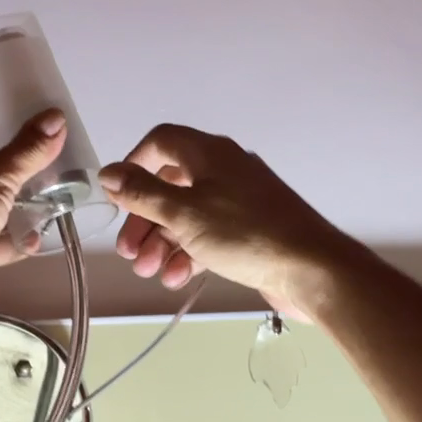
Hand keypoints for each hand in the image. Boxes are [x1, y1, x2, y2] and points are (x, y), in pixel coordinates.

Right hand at [99, 124, 361, 317]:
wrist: (312, 269)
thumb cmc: (244, 234)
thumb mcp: (183, 213)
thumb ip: (142, 193)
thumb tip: (108, 172)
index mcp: (209, 155)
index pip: (161, 142)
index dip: (134, 165)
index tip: (118, 196)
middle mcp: (224, 171)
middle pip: (170, 185)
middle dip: (144, 219)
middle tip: (129, 251)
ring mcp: (239, 202)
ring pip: (188, 215)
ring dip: (163, 243)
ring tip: (149, 272)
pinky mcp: (250, 231)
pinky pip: (209, 236)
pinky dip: (190, 254)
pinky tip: (178, 279)